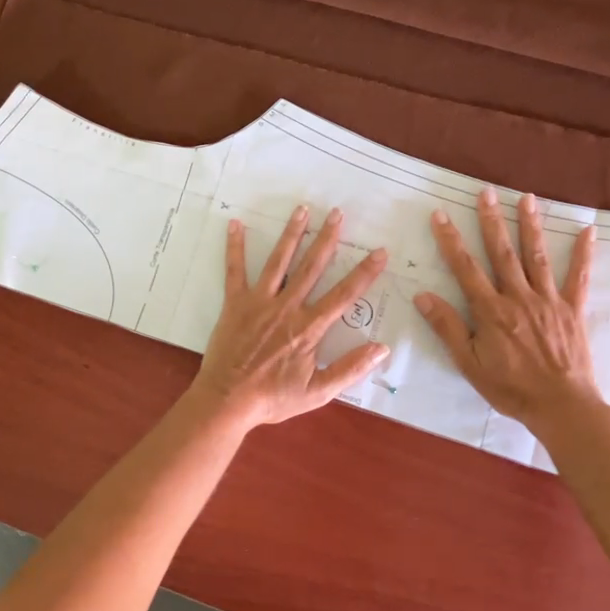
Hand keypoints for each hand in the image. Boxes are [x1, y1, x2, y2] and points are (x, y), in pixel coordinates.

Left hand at [190, 206, 390, 426]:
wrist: (228, 401)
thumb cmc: (273, 398)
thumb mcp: (318, 392)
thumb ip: (350, 369)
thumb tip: (382, 348)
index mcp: (309, 328)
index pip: (343, 295)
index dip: (364, 273)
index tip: (379, 252)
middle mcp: (287, 308)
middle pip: (312, 267)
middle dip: (327, 239)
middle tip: (338, 214)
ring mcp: (259, 302)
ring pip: (279, 262)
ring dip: (291, 234)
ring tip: (302, 209)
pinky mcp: (234, 304)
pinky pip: (234, 271)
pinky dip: (234, 247)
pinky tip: (235, 224)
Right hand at [413, 188, 602, 429]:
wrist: (561, 406)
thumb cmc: (510, 389)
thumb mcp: (469, 363)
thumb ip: (448, 328)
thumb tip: (423, 297)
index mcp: (491, 311)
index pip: (465, 269)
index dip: (451, 240)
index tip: (440, 214)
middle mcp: (519, 298)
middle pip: (502, 252)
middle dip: (491, 220)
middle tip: (485, 191)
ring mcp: (548, 301)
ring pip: (536, 256)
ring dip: (530, 225)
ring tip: (527, 198)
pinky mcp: (572, 310)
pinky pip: (578, 277)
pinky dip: (583, 254)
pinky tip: (588, 231)